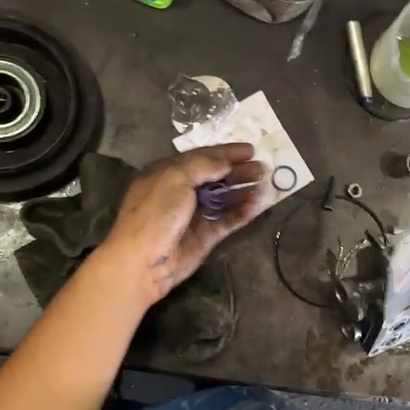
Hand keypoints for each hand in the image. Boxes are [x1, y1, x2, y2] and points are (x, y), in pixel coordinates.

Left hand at [91, 143, 267, 308]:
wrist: (143, 260)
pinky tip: (257, 204)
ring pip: (224, 198)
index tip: (251, 149)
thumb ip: (202, 166)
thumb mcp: (174, 178)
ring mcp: (194, 214)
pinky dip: (242, 211)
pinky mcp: (205, 235)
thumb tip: (226, 163)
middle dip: (239, 171)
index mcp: (168, 173)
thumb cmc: (155, 213)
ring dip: (243, 189)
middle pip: (216, 176)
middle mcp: (181, 191)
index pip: (202, 156)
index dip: (226, 152)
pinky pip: (227, 219)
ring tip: (266, 183)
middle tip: (263, 168)